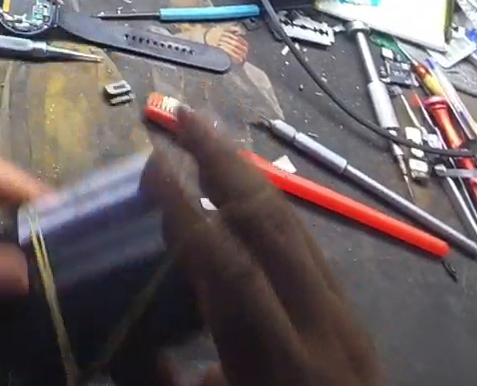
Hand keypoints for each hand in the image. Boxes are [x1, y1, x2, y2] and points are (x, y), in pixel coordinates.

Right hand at [147, 106, 382, 385]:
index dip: (187, 210)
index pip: (227, 265)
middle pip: (267, 223)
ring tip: (206, 131)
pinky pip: (305, 238)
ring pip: (291, 221)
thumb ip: (169, 382)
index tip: (154, 164)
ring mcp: (342, 313)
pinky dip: (266, 198)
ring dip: (244, 169)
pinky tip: (241, 179)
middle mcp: (318, 325)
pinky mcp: (351, 309)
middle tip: (183, 117)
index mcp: (279, 361)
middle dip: (221, 162)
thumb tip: (125, 344)